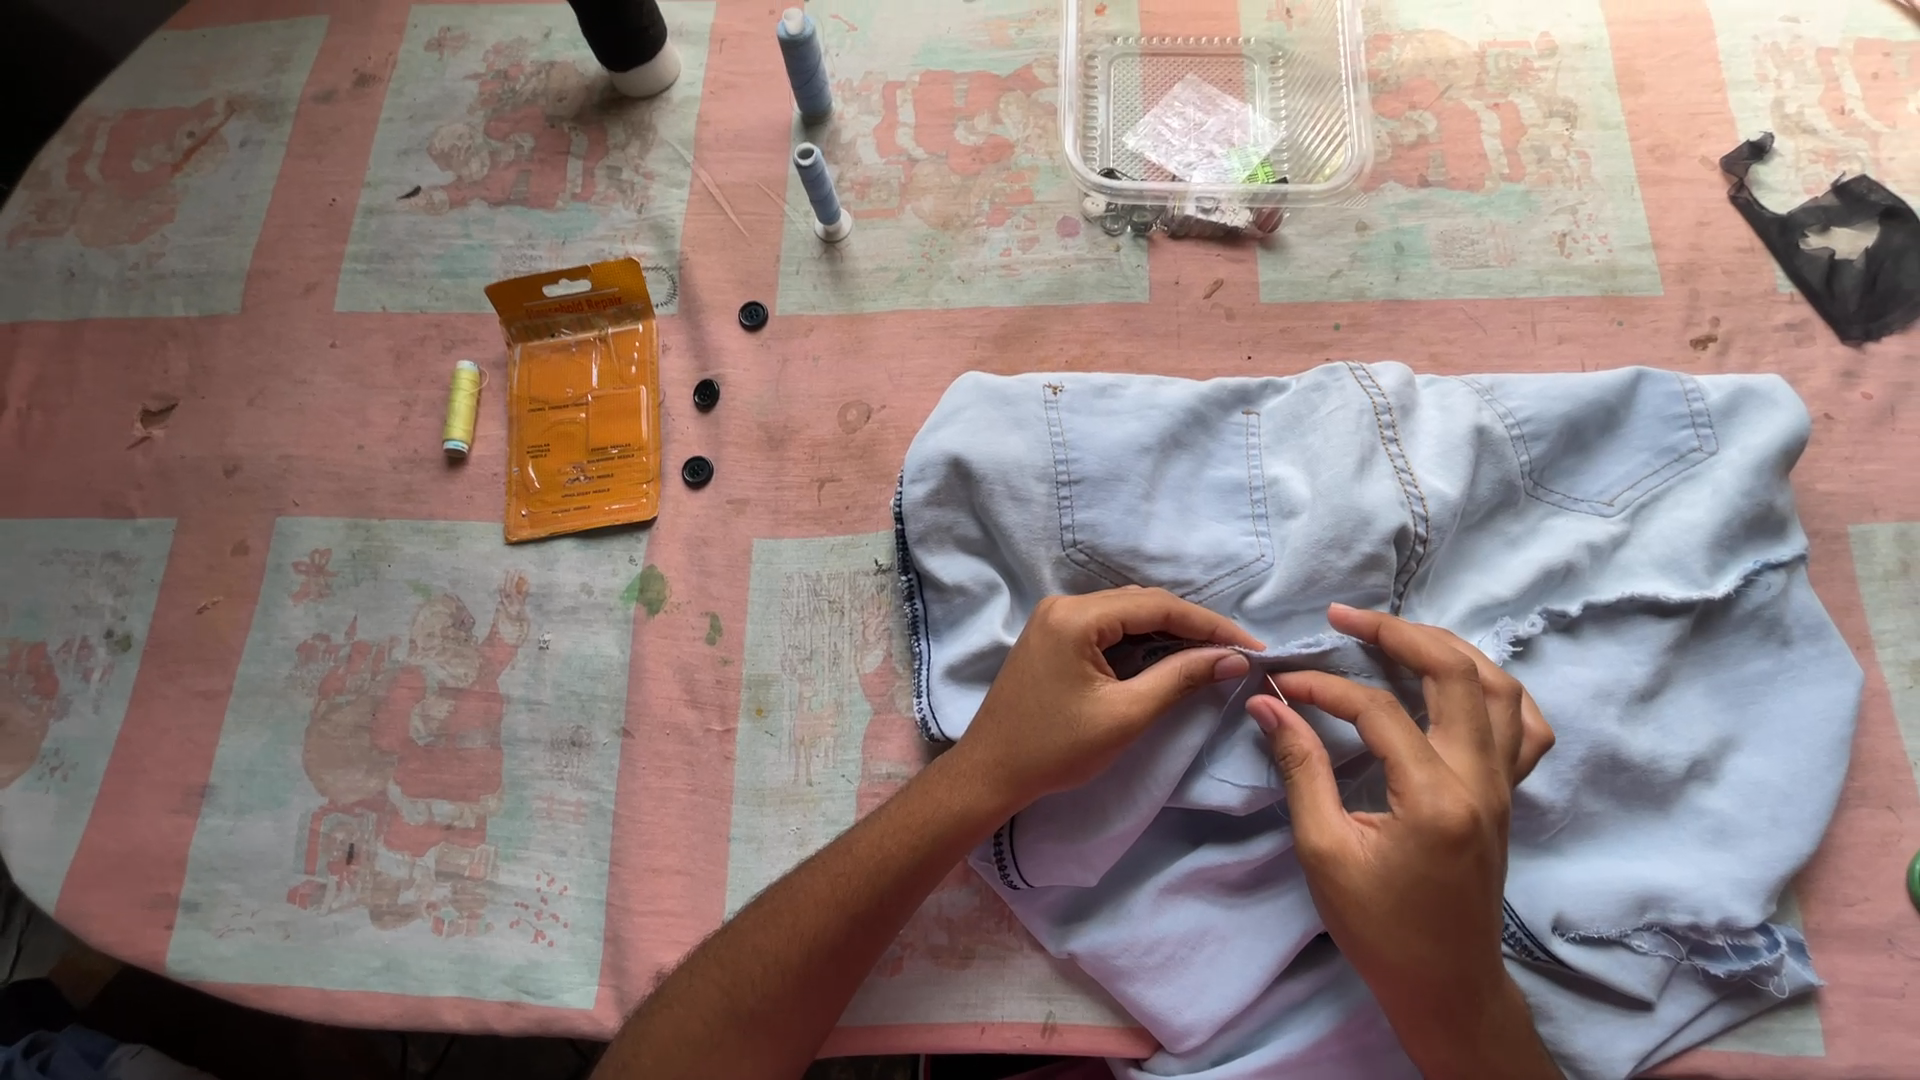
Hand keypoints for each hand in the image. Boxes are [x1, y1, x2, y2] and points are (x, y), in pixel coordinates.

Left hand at [947, 586, 1263, 813]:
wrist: (991, 771)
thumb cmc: (1055, 749)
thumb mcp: (1125, 715)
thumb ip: (1180, 678)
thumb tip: (1232, 657)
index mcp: (1076, 616)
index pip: (1157, 606)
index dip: (1209, 625)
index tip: (1252, 645)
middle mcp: (1063, 605)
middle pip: (1141, 603)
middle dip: (1191, 627)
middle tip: (1235, 652)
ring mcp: (1054, 618)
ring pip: (1125, 614)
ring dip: (1166, 633)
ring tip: (1210, 655)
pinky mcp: (1052, 635)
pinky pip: (1106, 627)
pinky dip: (1139, 641)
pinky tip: (1166, 657)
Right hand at [1248, 603, 1559, 1078]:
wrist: (1446, 986)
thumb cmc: (1378, 926)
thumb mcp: (1323, 848)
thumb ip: (1301, 767)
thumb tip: (1267, 704)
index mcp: (1436, 798)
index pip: (1377, 710)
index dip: (1322, 688)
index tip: (1280, 686)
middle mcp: (1482, 782)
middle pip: (1457, 675)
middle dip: (1397, 633)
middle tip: (1344, 617)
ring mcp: (1505, 788)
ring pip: (1501, 689)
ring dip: (1448, 648)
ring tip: (1395, 634)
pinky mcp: (1508, 796)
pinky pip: (1525, 728)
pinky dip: (1496, 690)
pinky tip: (1460, 682)